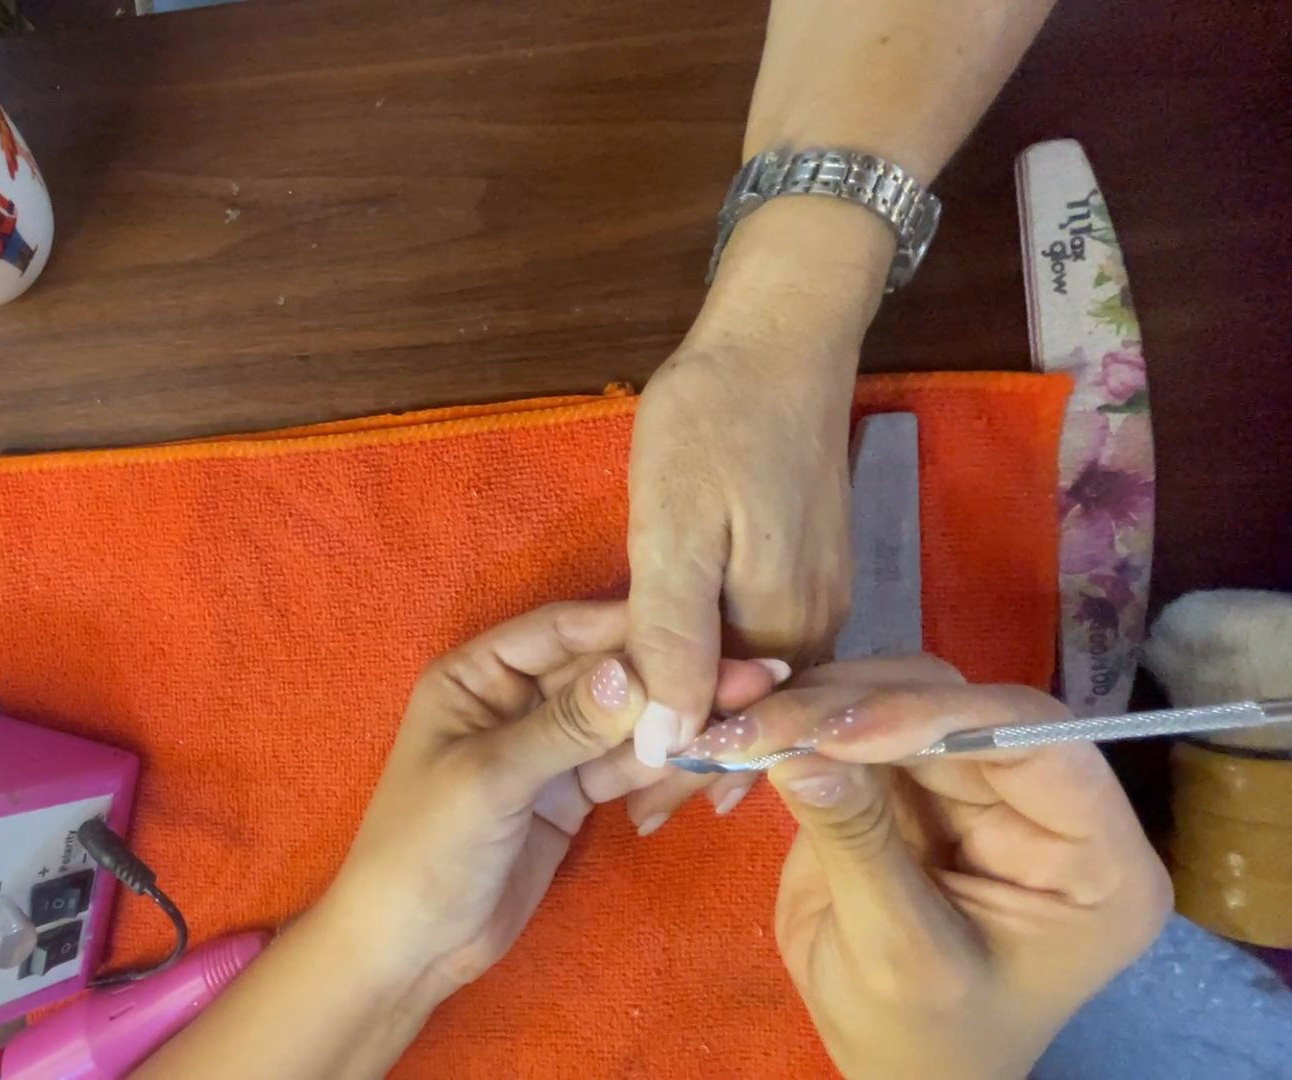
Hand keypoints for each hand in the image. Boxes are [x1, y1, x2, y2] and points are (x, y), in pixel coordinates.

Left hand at [321, 601, 783, 999]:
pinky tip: (707, 757)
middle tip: (753, 675)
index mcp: (475, 674)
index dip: (623, 625)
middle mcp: (512, 697)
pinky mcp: (567, 790)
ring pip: (617, 718)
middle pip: (596, 672)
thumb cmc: (426, 847)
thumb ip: (564, 727)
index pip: (557, 632)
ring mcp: (544, 744)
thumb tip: (634, 670)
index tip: (699, 624)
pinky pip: (620, 763)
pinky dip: (658, 762)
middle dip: (663, 675)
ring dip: (673, 718)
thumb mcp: (490, 780)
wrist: (414, 942)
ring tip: (748, 714)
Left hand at [612, 198, 890, 828]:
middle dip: (692, 766)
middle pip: (750, 720)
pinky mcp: (800, 566)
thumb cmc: (712, 428)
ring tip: (646, 774)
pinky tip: (690, 693)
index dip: (680, 774)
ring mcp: (813, 593)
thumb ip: (672, 637)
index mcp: (778, 626)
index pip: (731, 729)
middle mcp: (810, 624)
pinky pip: (761, 649)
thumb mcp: (675, 532)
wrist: (775, 341)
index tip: (635, 820)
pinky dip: (722, 683)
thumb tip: (668, 739)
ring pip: (756, 690)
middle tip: (634, 813)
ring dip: (705, 730)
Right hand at [688, 655, 1171, 1079]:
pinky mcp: (885, 779)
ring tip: (732, 736)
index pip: (1032, 739)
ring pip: (879, 697)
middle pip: (940, 702)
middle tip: (753, 729)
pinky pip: (833, 726)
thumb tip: (798, 750)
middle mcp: (1024, 800)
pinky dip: (781, 727)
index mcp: (1084, 854)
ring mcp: (951, 784)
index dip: (935, 716)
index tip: (833, 734)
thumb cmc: (919, 1032)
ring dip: (801, 709)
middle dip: (840, 708)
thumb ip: (857, 846)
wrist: (883, 1051)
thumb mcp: (897, 953)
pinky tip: (735, 743)